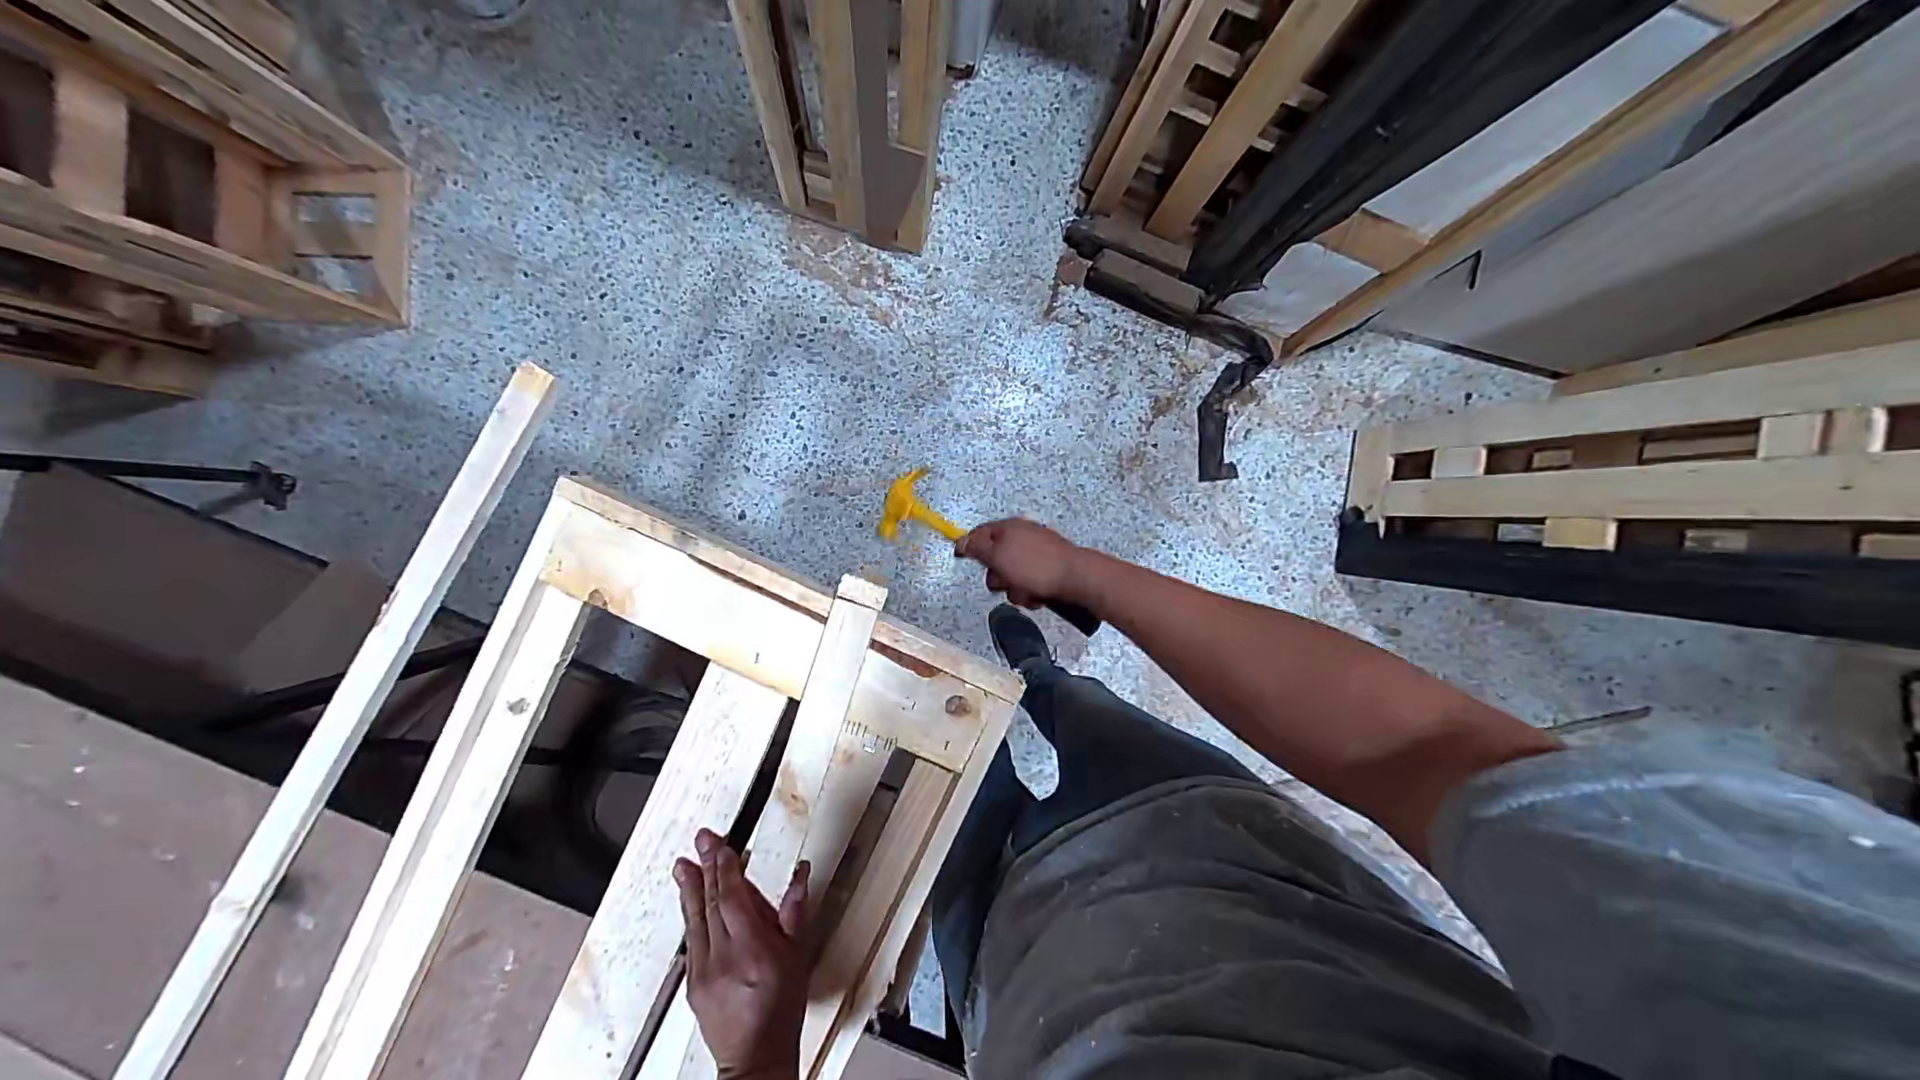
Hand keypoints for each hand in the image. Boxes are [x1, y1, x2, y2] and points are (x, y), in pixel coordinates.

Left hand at [673, 829, 810, 1079]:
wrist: (756, 1058)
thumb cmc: (781, 1010)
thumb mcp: (798, 958)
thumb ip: (795, 912)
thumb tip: (800, 876)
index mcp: (752, 949)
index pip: (733, 896)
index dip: (727, 867)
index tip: (723, 845)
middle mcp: (722, 958)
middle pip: (712, 902)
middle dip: (708, 866)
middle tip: (703, 839)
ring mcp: (703, 972)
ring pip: (695, 919)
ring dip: (691, 887)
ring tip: (683, 864)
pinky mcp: (692, 983)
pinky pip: (691, 940)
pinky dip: (692, 915)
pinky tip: (690, 901)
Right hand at [955, 518, 1087, 608]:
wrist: (1076, 579)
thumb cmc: (1037, 566)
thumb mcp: (997, 555)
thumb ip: (976, 547)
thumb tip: (960, 541)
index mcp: (1009, 527)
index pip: (980, 533)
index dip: (968, 546)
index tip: (961, 556)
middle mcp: (1022, 537)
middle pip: (995, 560)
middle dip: (997, 576)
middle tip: (1005, 580)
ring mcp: (1036, 554)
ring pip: (1012, 577)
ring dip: (1014, 588)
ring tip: (1026, 590)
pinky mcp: (1047, 570)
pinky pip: (1029, 584)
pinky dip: (1030, 593)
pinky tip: (1038, 595)